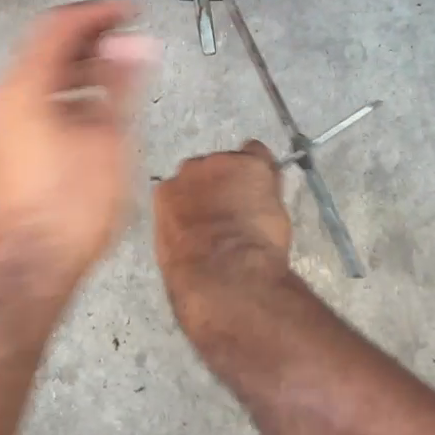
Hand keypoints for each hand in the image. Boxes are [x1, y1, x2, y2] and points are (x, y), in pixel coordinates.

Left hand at [0, 0, 156, 293]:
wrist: (30, 267)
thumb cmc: (67, 210)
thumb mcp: (107, 137)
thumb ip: (121, 83)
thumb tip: (134, 45)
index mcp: (24, 86)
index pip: (60, 24)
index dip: (99, 12)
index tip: (130, 12)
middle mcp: (5, 98)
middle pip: (47, 45)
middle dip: (92, 36)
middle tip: (129, 37)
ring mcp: (3, 123)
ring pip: (43, 73)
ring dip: (82, 63)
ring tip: (122, 69)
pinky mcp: (9, 145)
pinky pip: (37, 98)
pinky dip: (68, 89)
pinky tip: (98, 105)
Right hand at [154, 141, 292, 330]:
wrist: (228, 275)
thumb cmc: (195, 277)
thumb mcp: (174, 251)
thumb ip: (181, 228)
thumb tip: (192, 228)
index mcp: (165, 194)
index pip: (181, 187)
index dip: (198, 201)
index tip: (209, 216)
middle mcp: (189, 170)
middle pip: (206, 169)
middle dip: (218, 185)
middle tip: (232, 212)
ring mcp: (222, 163)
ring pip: (234, 162)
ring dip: (242, 180)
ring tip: (255, 208)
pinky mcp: (253, 165)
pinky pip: (260, 156)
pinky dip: (266, 171)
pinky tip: (270, 191)